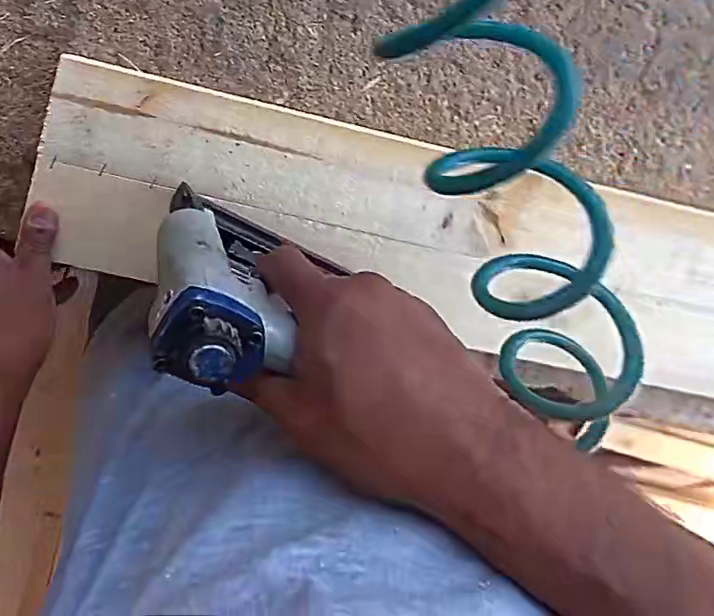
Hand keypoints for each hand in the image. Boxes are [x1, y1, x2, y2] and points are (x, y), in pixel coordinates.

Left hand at [0, 204, 59, 399]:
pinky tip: (70, 283)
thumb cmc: (15, 321)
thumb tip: (41, 206)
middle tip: (54, 215)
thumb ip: (37, 240)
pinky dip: (40, 283)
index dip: (2, 205)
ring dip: (37, 258)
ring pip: (13, 264)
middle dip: (27, 230)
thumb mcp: (33, 274)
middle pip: (0, 240)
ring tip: (68, 245)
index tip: (26, 194)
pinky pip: (19, 288)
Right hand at [237, 244, 528, 513]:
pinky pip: (387, 316)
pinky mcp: (431, 318)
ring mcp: (402, 300)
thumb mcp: (304, 420)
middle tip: (309, 361)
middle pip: (320, 286)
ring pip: (355, 303)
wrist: (476, 454)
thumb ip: (261, 386)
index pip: (280, 259)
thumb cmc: (381, 434)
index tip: (263, 306)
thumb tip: (238, 371)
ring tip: (357, 380)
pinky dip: (379, 337)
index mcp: (326, 302)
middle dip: (307, 316)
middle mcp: (364, 289)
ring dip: (345, 327)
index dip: (264, 276)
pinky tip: (393, 383)